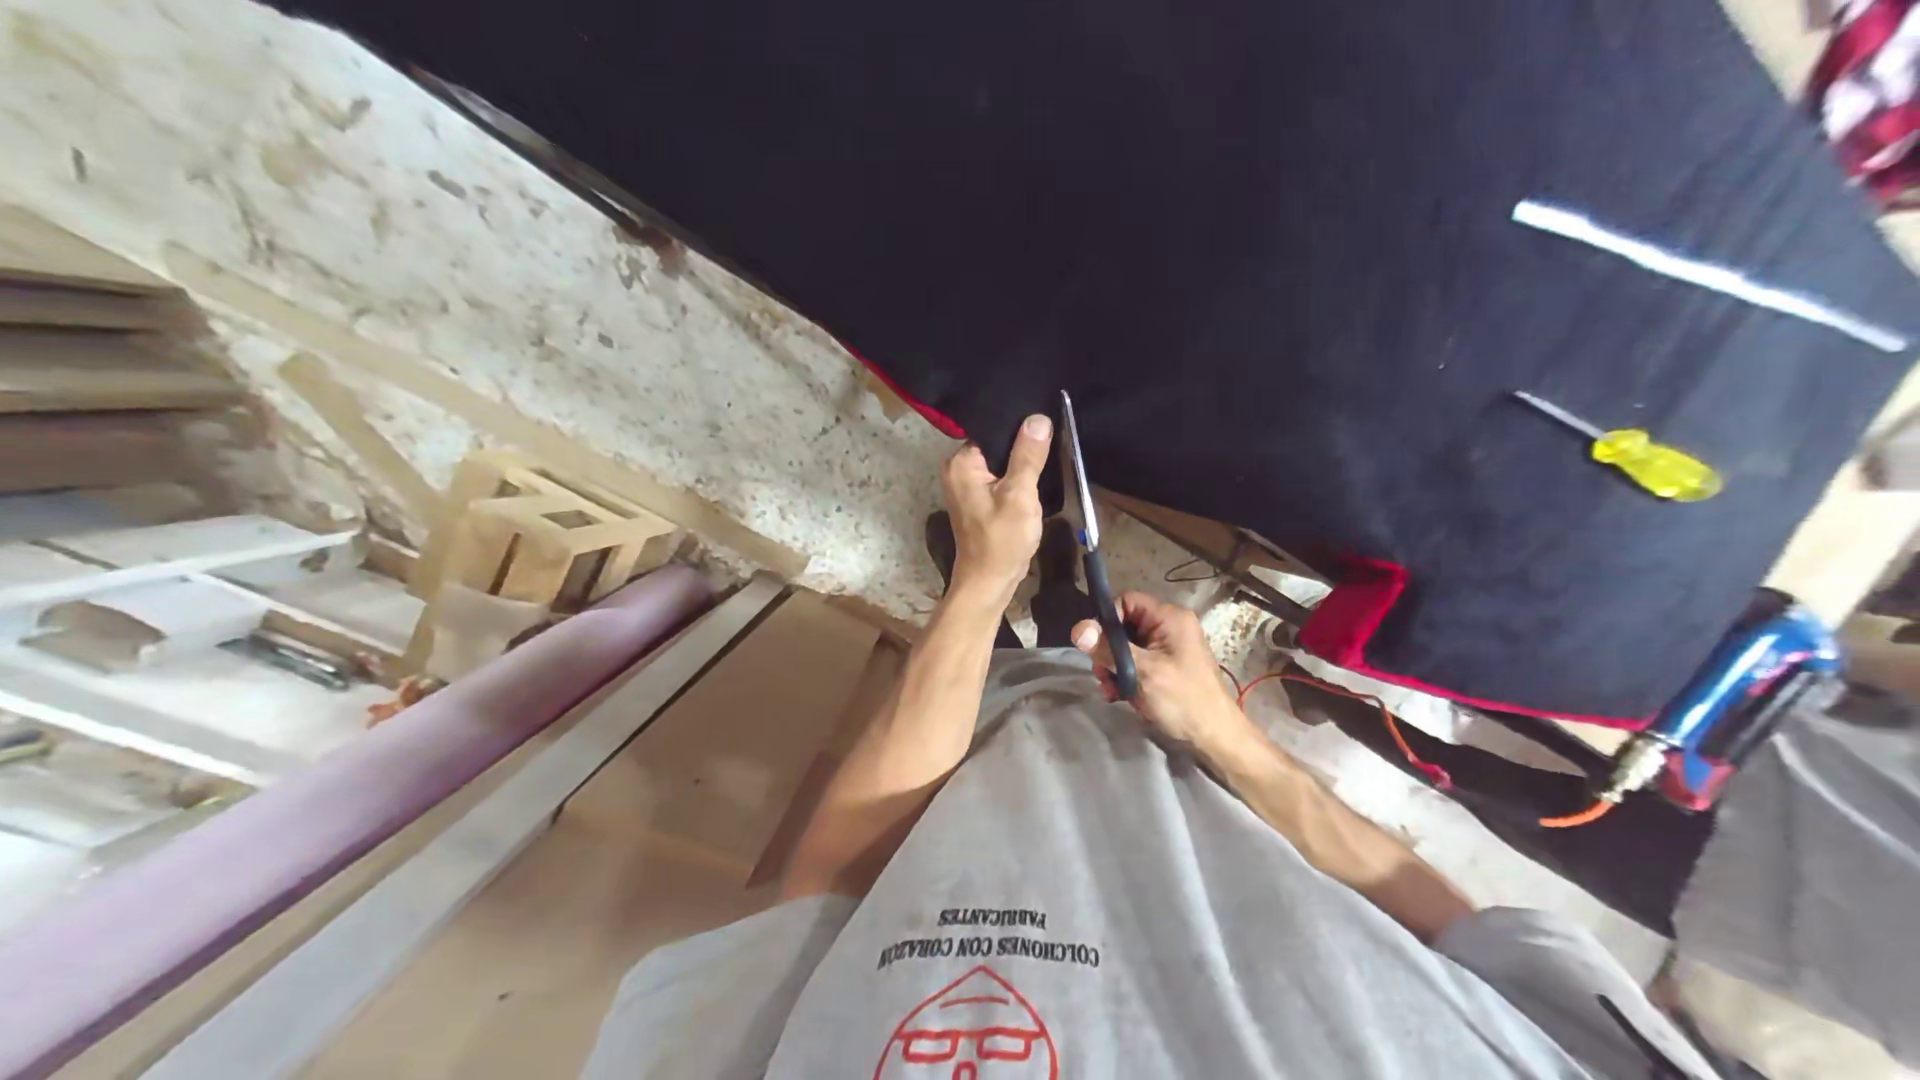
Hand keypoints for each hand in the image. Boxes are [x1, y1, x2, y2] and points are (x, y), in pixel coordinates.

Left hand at [941, 413, 1052, 602]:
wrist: (989, 582)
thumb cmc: (1001, 540)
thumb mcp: (1020, 495)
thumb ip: (1028, 456)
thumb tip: (1038, 418)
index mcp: (961, 462)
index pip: (992, 428)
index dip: (1019, 425)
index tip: (1046, 421)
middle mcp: (958, 469)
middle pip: (997, 444)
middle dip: (1023, 444)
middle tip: (1053, 437)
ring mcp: (967, 486)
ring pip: (1001, 462)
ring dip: (1022, 463)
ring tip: (1049, 453)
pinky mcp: (978, 499)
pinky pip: (1000, 478)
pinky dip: (1017, 479)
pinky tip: (1037, 475)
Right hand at [1073, 592, 1254, 752]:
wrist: (1215, 737)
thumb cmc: (1182, 700)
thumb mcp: (1142, 672)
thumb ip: (1108, 649)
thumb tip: (1077, 629)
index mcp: (1169, 618)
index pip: (1127, 601)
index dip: (1107, 620)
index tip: (1095, 646)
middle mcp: (1169, 626)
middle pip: (1124, 625)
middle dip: (1107, 650)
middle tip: (1102, 674)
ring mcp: (1168, 647)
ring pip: (1126, 646)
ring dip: (1114, 667)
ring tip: (1112, 690)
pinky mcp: (1165, 666)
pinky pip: (1136, 662)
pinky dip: (1125, 676)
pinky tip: (1120, 695)